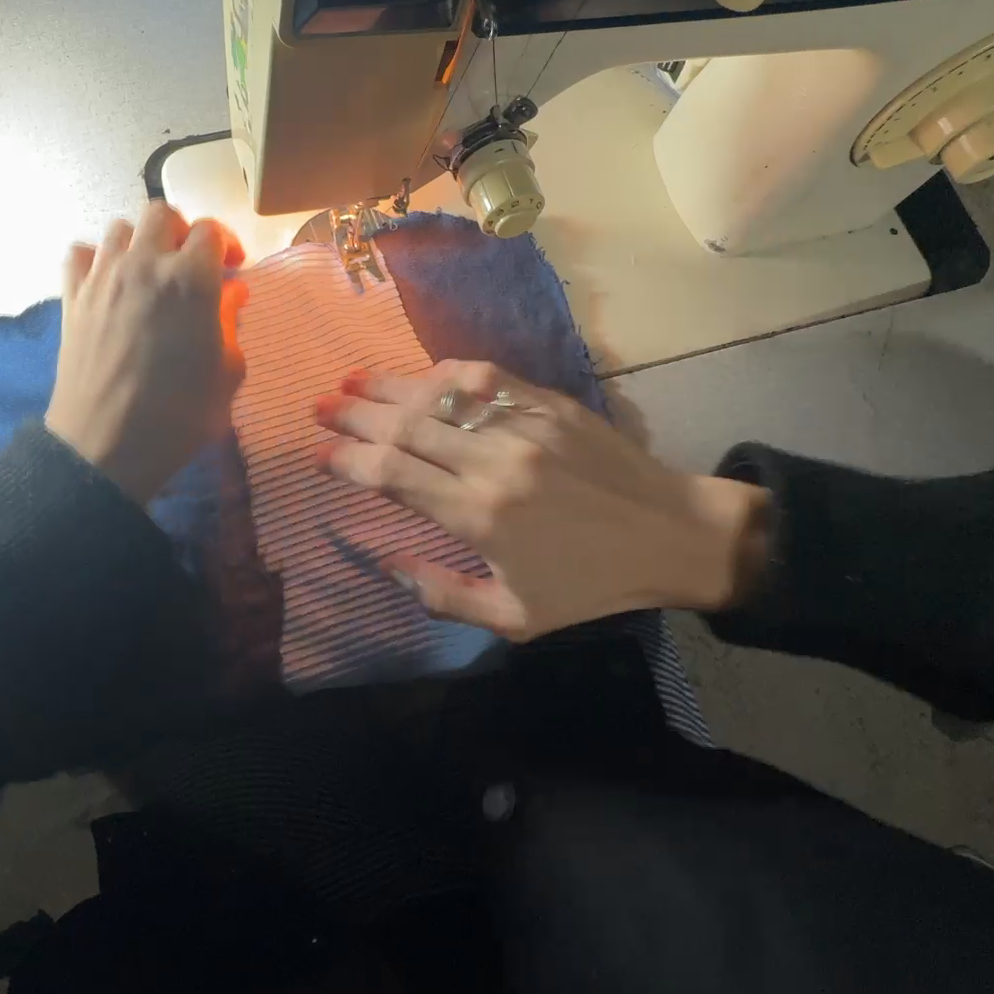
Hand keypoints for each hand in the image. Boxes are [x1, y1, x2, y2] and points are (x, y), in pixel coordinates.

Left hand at [45, 202, 246, 503]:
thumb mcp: (227, 373)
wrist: (107, 445)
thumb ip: (232, 324)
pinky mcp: (71, 296)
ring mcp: (102, 277)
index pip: (211, 231)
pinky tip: (109, 284)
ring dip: (141, 242)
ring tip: (150, 273)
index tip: (232, 268)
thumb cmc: (180, 416)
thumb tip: (231, 293)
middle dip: (182, 232)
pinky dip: (96, 259)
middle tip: (191, 265)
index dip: (227, 244)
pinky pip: (80, 253)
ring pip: (120, 228)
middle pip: (162, 214)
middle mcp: (144, 264)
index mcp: (191, 280)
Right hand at [312, 360, 768, 640]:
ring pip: (438, 397)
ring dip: (388, 387)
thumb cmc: (591, 586)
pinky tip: (421, 376)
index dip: (346, 462)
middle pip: (403, 428)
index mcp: (478, 518)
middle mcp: (491, 463)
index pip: (391, 477)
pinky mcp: (549, 404)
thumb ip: (444, 595)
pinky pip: (485, 378)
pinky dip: (445, 374)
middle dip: (353, 416)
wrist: (675, 536)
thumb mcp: (515, 619)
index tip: (318, 455)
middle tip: (319, 408)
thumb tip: (388, 564)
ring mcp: (522, 426)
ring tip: (350, 382)